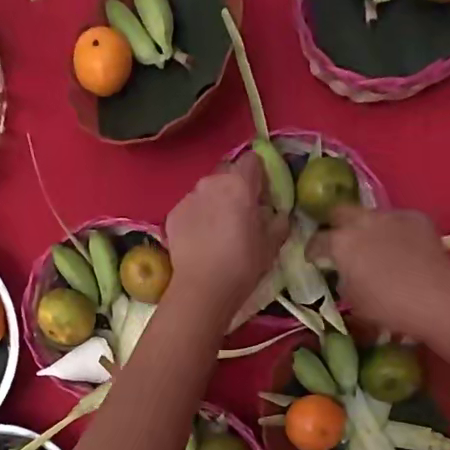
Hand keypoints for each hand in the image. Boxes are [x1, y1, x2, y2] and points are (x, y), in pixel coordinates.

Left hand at [164, 154, 288, 322]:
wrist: (203, 288)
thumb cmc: (243, 263)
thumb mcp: (272, 243)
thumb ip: (278, 220)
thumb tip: (275, 213)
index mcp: (239, 183)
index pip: (252, 160)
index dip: (259, 177)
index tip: (262, 198)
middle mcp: (210, 182)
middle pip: (227, 174)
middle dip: (235, 188)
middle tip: (241, 215)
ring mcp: (187, 198)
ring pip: (205, 191)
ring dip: (214, 202)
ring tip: (218, 231)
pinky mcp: (172, 215)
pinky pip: (190, 208)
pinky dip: (196, 218)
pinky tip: (201, 241)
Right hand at [308, 206, 449, 335]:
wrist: (437, 298)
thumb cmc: (387, 306)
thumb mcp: (352, 299)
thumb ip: (343, 279)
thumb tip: (345, 273)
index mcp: (340, 242)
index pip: (316, 241)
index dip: (312, 251)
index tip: (314, 259)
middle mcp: (362, 221)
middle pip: (340, 212)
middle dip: (336, 225)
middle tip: (339, 242)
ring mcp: (391, 216)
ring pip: (370, 215)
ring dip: (366, 227)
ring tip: (373, 246)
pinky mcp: (417, 218)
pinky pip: (396, 220)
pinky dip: (393, 231)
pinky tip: (400, 247)